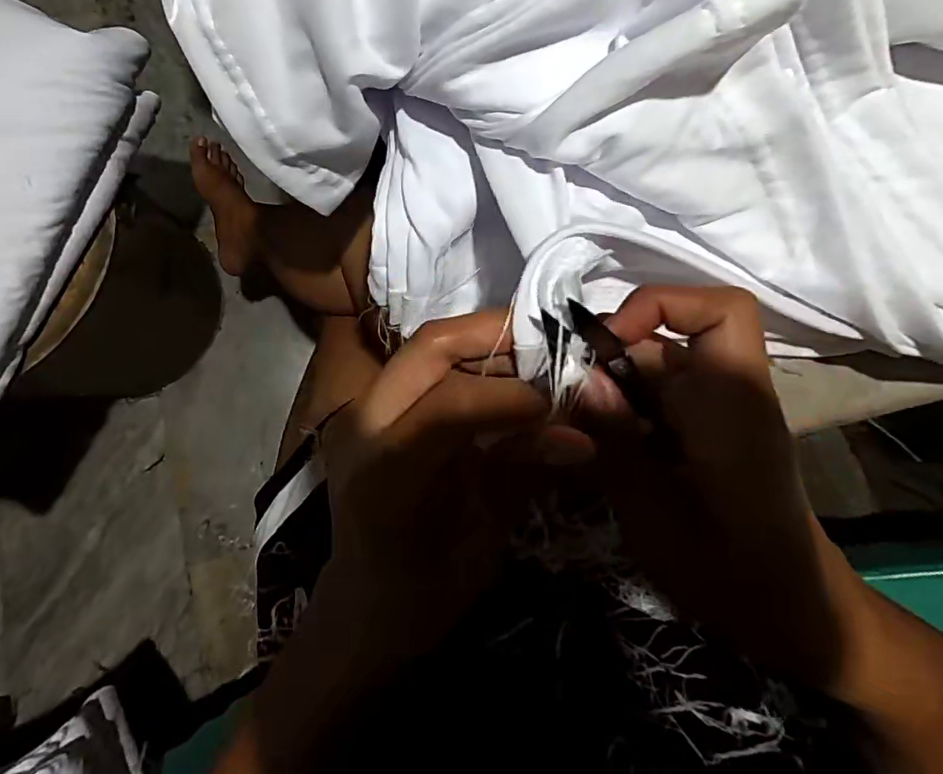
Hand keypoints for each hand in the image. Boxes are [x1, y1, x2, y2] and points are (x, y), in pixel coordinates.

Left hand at [315, 309, 583, 663]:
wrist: (362, 606)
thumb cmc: (420, 597)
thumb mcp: (480, 543)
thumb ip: (520, 475)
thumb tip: (580, 435)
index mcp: (384, 474)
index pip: (447, 406)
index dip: (512, 396)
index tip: (564, 402)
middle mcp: (364, 424)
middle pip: (432, 346)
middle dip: (500, 336)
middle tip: (555, 351)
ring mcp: (366, 408)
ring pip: (432, 345)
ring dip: (492, 343)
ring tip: (541, 363)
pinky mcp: (379, 403)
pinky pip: (432, 362)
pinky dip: (478, 358)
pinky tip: (513, 377)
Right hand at [572, 285, 852, 689]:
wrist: (792, 613)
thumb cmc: (729, 573)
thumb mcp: (653, 515)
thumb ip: (614, 439)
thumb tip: (581, 376)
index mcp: (731, 401)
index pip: (719, 309)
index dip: (661, 303)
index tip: (608, 342)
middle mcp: (733, 391)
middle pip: (670, 338)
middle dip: (613, 355)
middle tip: (567, 394)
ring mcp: (725, 409)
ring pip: (662, 366)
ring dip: (617, 385)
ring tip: (578, 426)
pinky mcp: (714, 428)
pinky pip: (666, 396)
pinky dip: (630, 408)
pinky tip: (605, 444)